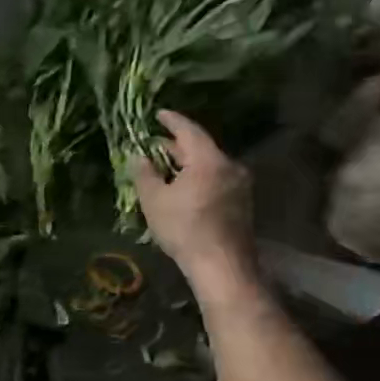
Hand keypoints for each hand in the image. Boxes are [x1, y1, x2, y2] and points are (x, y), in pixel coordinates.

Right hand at [131, 110, 260, 304]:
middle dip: (175, 145)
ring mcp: (239, 184)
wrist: (222, 266)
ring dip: (186, 164)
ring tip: (164, 167)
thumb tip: (138, 155)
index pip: (188, 130)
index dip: (171, 121)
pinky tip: (182, 188)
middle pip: (200, 147)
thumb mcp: (154, 200)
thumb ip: (144, 173)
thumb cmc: (184, 229)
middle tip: (153, 144)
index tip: (158, 114)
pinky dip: (197, 177)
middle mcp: (229, 165)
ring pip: (208, 165)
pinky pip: (215, 179)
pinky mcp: (241, 202)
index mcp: (209, 159)